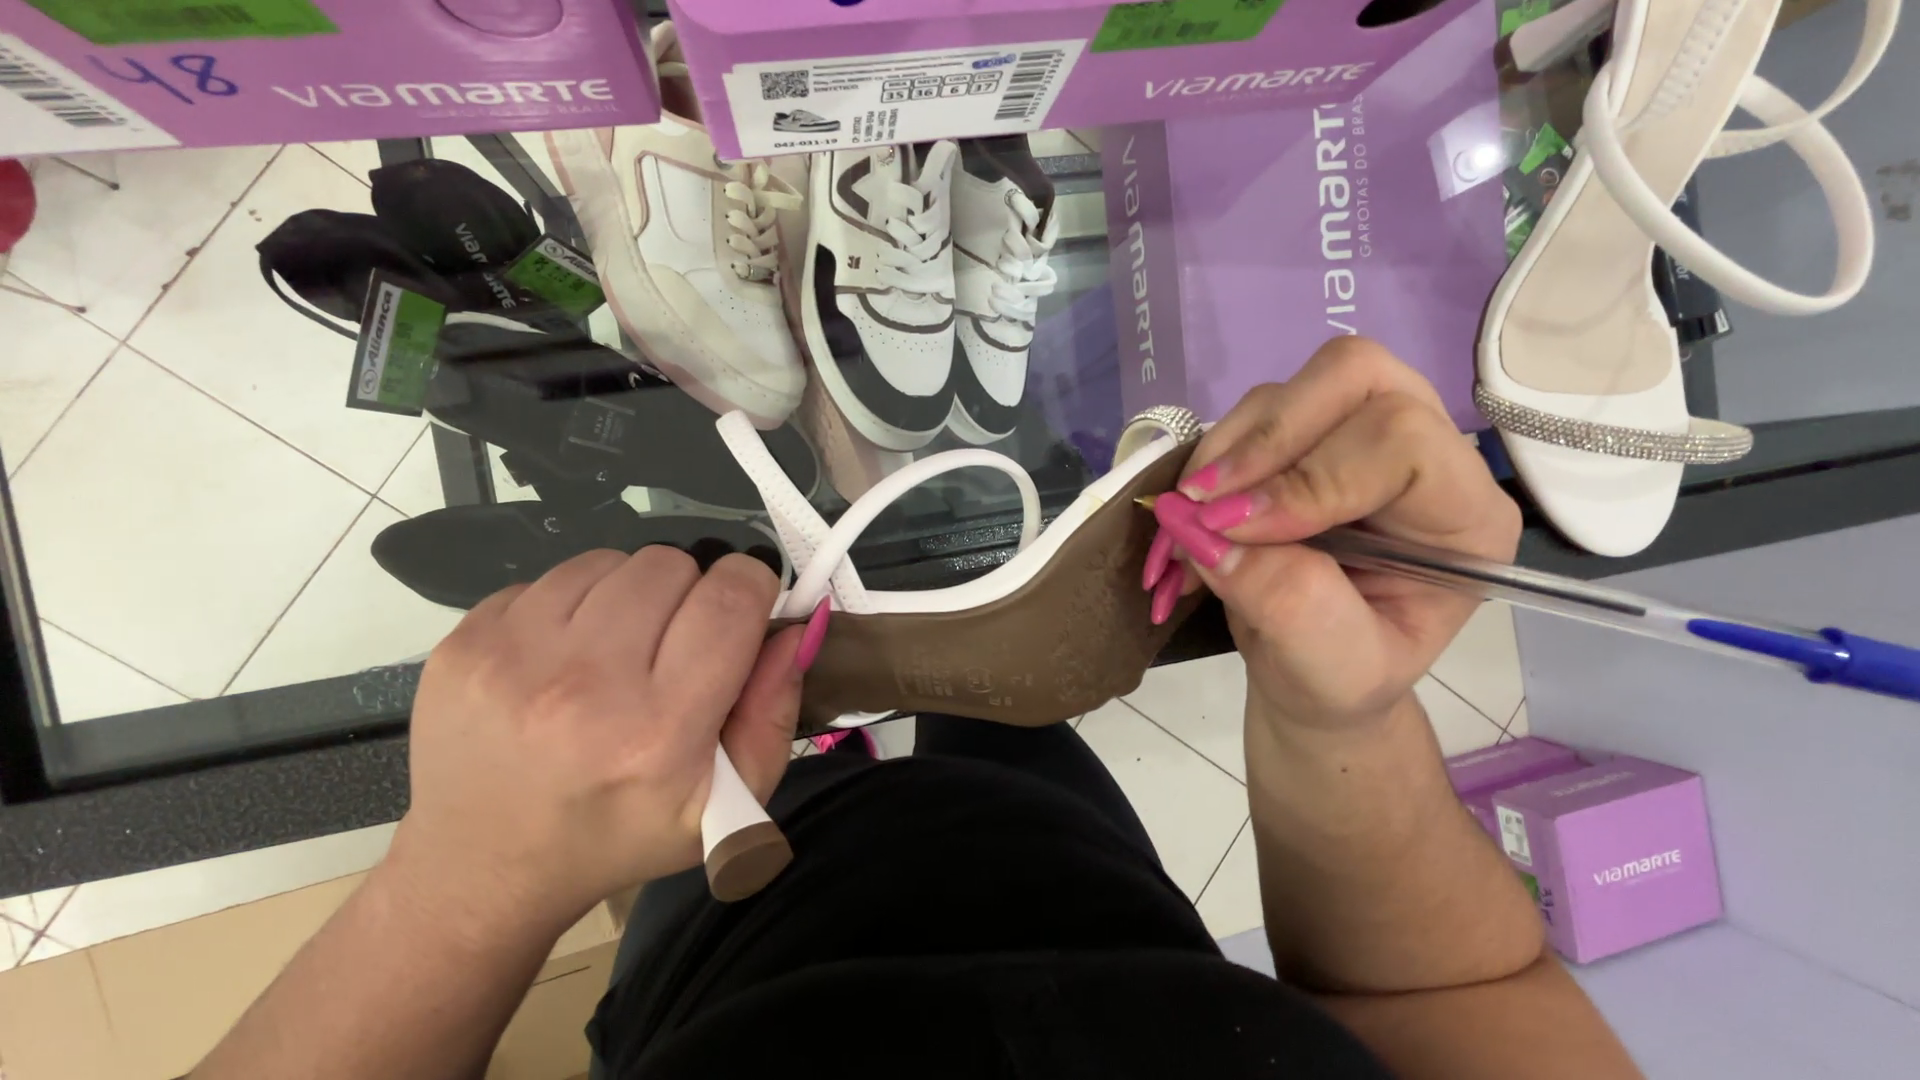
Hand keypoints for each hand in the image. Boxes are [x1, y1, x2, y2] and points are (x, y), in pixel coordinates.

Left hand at [383, 547, 805, 936]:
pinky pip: (550, 576)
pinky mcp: (466, 639)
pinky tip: (565, 655)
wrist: (483, 866)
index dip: (752, 587)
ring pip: (612, 560)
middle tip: (677, 640)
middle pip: (671, 565)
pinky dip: (575, 602)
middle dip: (691, 591)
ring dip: (632, 593)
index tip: (744, 610)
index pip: (730, 598)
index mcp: (657, 730)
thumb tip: (795, 626)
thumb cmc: (620, 836)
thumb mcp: (726, 804)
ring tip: (619, 647)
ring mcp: (513, 655)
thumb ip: (773, 713)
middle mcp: (583, 683)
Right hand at [1148, 337, 1520, 729]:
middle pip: (1354, 376)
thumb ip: (1283, 600)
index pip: (1403, 440)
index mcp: (1462, 516)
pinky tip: (1191, 515)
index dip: (1310, 477)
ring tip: (1190, 522)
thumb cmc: (1340, 681)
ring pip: (1291, 388)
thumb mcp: (1331, 667)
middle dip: (1267, 439)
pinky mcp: (1303, 441)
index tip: (1234, 532)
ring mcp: (1356, 439)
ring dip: (1226, 451)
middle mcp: (1422, 457)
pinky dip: (1207, 459)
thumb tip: (1200, 529)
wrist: (1311, 676)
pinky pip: (1249, 415)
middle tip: (1203, 504)